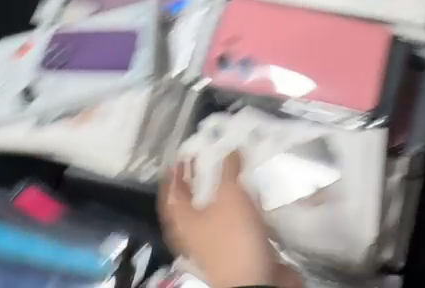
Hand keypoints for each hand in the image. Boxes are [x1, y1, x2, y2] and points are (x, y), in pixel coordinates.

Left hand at [159, 153, 280, 287]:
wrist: (253, 281)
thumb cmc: (233, 236)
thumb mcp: (231, 195)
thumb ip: (229, 170)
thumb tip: (230, 150)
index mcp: (184, 222)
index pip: (171, 196)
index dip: (173, 177)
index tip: (178, 158)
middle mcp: (193, 236)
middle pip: (187, 208)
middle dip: (193, 187)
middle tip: (200, 166)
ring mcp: (211, 247)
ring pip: (208, 217)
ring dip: (215, 198)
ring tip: (226, 179)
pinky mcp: (230, 252)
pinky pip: (227, 226)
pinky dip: (233, 211)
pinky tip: (246, 202)